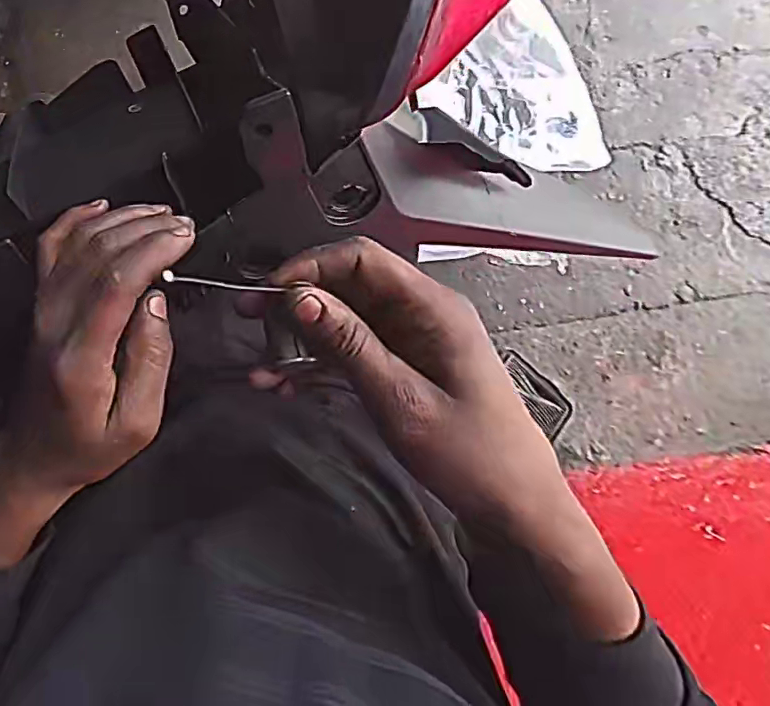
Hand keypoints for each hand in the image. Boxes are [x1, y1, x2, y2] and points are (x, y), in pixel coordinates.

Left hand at [0, 201, 193, 568]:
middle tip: (182, 225)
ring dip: (122, 218)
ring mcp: (42, 305)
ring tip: (159, 214)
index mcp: (81, 356)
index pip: (116, 281)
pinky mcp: (39, 299)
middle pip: (99, 251)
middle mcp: (54, 321)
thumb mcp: (137, 423)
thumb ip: (152, 359)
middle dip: (148, 228)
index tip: (185, 236)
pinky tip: (102, 207)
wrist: (33, 450)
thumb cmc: (85, 443)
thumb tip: (157, 302)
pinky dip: (76, 218)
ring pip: (78, 240)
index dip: (154, 249)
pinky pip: (52, 244)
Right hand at [260, 237, 640, 640]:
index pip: (361, 258)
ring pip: (339, 318)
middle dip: (296, 300)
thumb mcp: (403, 400)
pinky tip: (285, 383)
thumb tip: (302, 297)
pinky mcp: (398, 364)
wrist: (515, 512)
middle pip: (345, 285)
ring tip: (263, 361)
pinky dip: (314, 364)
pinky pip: (346, 349)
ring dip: (299, 338)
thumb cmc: (476, 458)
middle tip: (254, 316)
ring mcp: (407, 338)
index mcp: (432, 307)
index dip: (311, 266)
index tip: (274, 291)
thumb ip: (349, 343)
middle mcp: (418, 313)